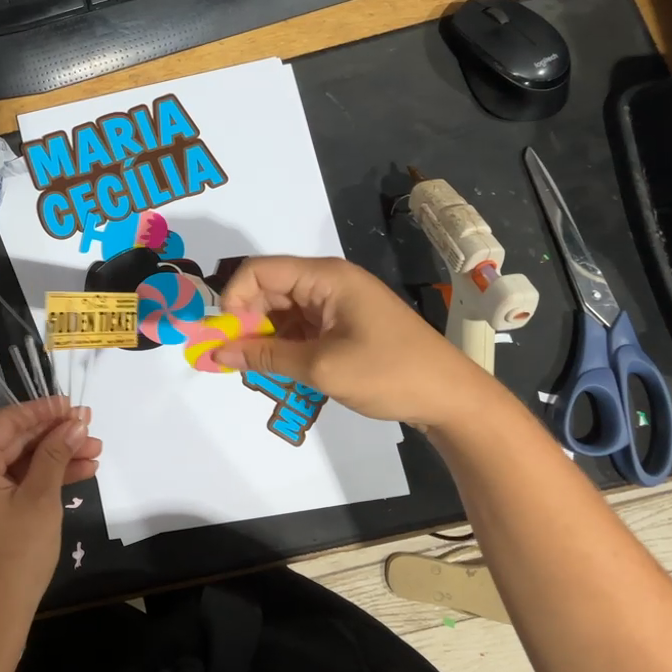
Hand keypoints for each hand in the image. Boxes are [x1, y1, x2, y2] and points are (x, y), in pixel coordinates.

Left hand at [0, 397, 101, 629]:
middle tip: (91, 425)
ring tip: (97, 449)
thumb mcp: (40, 499)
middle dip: (55, 433)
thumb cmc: (17, 554)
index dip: (41, 410)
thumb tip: (74, 422)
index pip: (6, 421)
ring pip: (22, 459)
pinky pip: (20, 480)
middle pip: (15, 438)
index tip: (73, 405)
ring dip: (58, 454)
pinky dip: (48, 475)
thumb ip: (55, 455)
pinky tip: (83, 470)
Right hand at [212, 256, 502, 430]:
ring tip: (252, 368)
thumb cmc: (389, 374)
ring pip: (281, 311)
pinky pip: (299, 327)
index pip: (259, 271)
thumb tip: (217, 352)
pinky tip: (276, 369)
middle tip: (231, 356)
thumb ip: (265, 357)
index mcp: (326, 277)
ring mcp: (337, 304)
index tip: (225, 335)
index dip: (233, 298)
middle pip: (268, 289)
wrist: (455, 400)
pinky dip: (283, 345)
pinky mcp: (343, 325)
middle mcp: (328, 282)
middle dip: (244, 320)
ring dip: (262, 336)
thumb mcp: (321, 368)